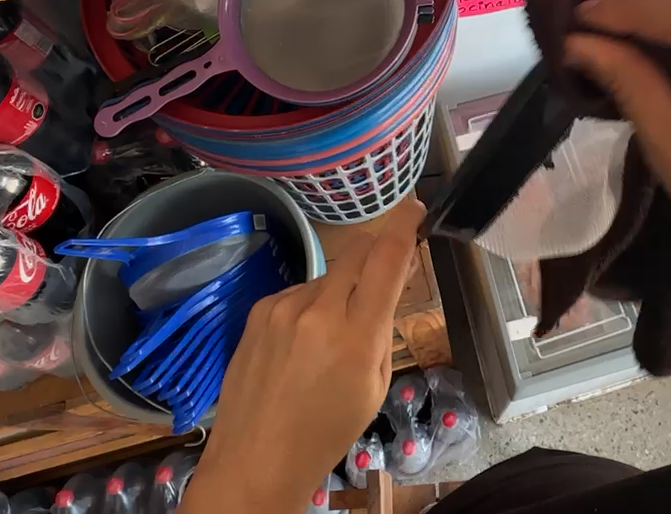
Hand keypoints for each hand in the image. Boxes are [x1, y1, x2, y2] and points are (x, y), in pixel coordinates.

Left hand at [182, 200, 422, 513]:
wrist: (254, 462)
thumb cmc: (327, 432)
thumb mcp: (375, 385)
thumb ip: (382, 325)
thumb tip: (389, 278)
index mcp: (357, 336)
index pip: (387, 259)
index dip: (405, 225)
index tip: (416, 207)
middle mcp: (319, 310)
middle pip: (358, 250)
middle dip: (375, 253)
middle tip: (381, 275)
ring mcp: (284, 306)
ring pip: (329, 274)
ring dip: (340, 290)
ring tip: (328, 338)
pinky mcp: (260, 308)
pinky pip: (299, 291)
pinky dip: (310, 307)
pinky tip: (299, 344)